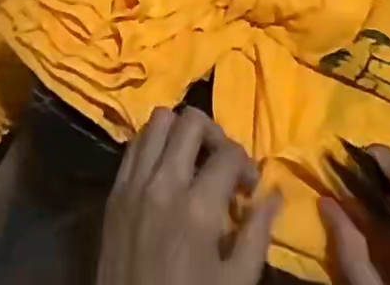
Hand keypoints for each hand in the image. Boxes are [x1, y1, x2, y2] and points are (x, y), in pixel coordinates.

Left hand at [98, 107, 283, 284]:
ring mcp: (134, 184)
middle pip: (191, 120)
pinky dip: (153, 144)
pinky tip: (165, 168)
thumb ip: (257, 234)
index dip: (246, 165)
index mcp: (198, 208)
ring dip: (180, 131)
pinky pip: (134, 144)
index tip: (249, 187)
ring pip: (157, 120)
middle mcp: (164, 183)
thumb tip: (275, 193)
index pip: (229, 153)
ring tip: (192, 157)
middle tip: (221, 162)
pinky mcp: (114, 192)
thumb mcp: (236, 283)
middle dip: (214, 134)